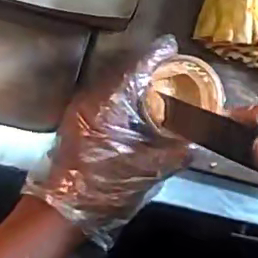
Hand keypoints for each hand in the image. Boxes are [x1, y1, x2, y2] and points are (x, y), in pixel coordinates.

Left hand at [25, 36, 191, 244]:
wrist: (60, 211)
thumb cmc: (101, 190)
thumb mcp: (145, 173)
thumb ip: (173, 154)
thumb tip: (197, 144)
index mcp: (107, 106)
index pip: (134, 69)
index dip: (154, 56)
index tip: (171, 46)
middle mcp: (90, 101)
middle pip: (122, 72)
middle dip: (146, 67)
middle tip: (171, 66)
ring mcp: (79, 111)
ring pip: (111, 84)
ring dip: (133, 81)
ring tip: (158, 83)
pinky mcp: (76, 122)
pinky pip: (104, 98)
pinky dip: (122, 96)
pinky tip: (137, 107)